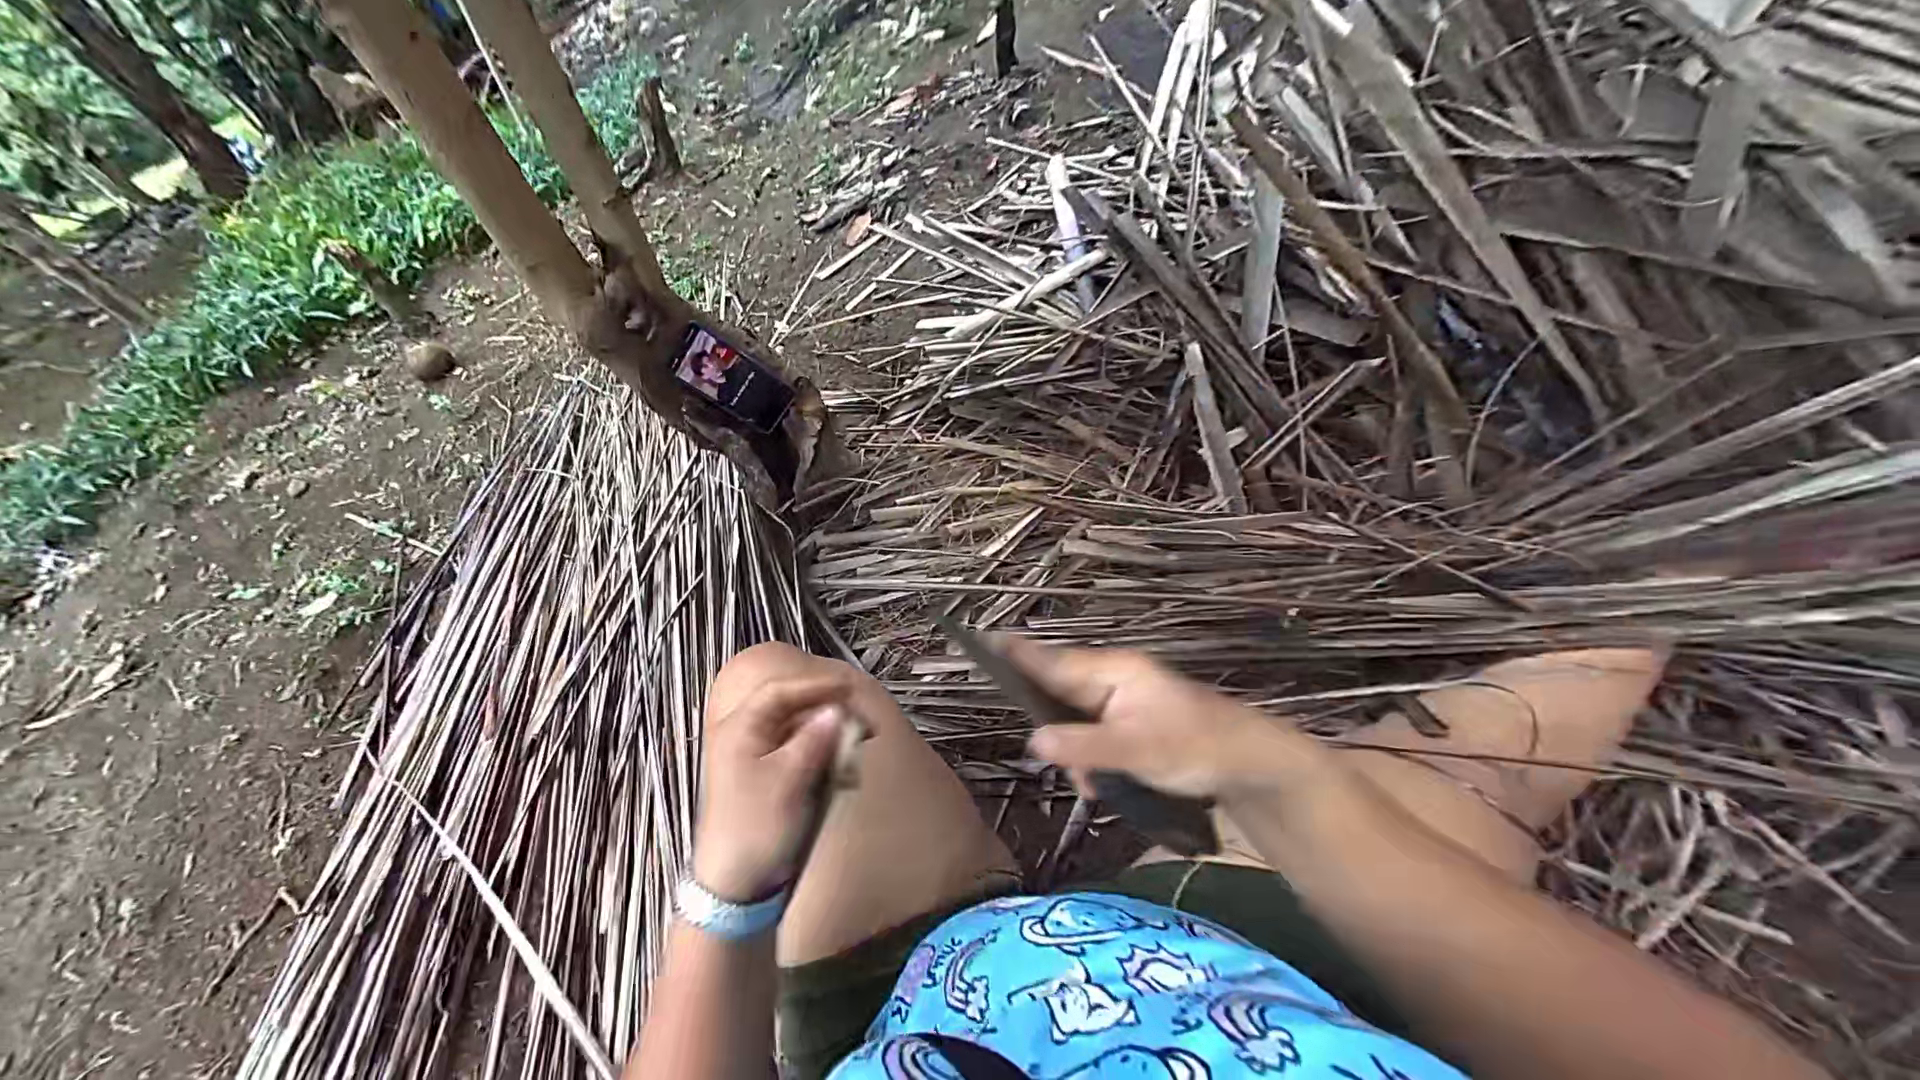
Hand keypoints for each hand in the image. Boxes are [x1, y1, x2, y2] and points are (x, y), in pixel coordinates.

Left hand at [693, 673, 853, 903]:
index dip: (816, 686)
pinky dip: (823, 762)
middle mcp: (745, 738)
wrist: (735, 891)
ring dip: (830, 743)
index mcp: (739, 731)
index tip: (848, 689)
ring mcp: (756, 760)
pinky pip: (802, 757)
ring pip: (801, 735)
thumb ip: (815, 739)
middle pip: (793, 711)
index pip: (779, 692)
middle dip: (829, 718)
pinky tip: (842, 778)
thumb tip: (836, 710)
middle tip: (861, 727)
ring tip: (853, 760)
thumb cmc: (755, 831)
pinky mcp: (770, 781)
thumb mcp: (789, 781)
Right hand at [1008, 639, 1325, 799]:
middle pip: (1063, 695)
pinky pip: (1097, 735)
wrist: (1248, 762)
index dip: (1020, 655)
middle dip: (1058, 732)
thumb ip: (1084, 746)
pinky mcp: (1132, 722)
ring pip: (1079, 721)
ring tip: (1097, 784)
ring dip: (1079, 754)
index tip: (984, 642)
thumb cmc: (1195, 746)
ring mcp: (1124, 700)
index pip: (1056, 661)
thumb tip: (1034, 741)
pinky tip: (1105, 783)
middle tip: (1074, 768)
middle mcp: (1114, 679)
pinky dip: (1096, 759)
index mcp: (1114, 672)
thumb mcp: (1136, 750)